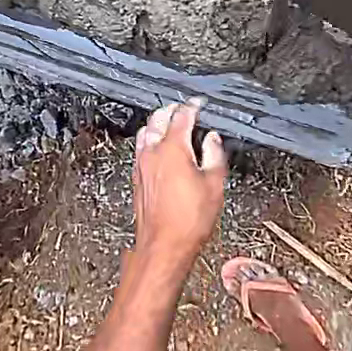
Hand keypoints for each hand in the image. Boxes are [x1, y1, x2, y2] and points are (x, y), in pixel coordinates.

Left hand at [131, 99, 227, 272]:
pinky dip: (150, 140)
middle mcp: (152, 153)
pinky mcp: (137, 178)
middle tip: (184, 109)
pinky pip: (141, 148)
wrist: (163, 245)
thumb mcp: (214, 184)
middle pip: (158, 118)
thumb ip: (214, 155)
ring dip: (157, 123)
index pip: (182, 116)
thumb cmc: (188, 220)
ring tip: (169, 122)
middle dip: (172, 109)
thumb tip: (212, 140)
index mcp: (173, 148)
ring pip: (146, 132)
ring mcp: (141, 165)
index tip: (200, 104)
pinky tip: (158, 147)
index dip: (193, 107)